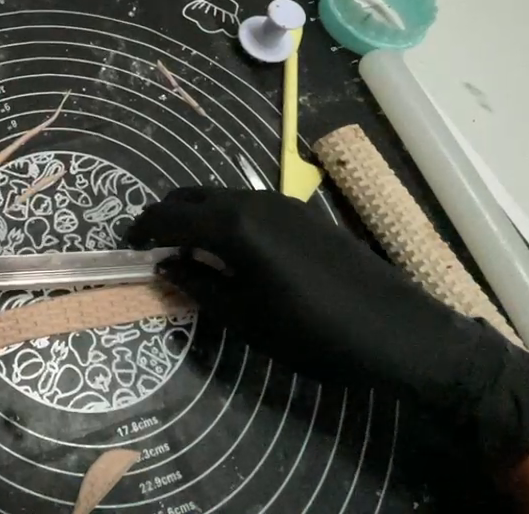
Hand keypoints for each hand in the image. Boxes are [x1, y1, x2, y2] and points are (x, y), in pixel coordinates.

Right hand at [127, 185, 528, 472]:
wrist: (402, 332)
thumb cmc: (315, 332)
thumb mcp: (247, 319)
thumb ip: (200, 287)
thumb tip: (167, 267)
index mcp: (231, 225)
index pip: (169, 216)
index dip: (142, 230)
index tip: (127, 246)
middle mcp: (250, 201)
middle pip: (190, 196)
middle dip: (166, 217)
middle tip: (155, 247)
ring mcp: (278, 202)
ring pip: (218, 196)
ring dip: (196, 216)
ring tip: (191, 251)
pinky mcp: (300, 211)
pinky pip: (244, 203)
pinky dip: (223, 217)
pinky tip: (234, 251)